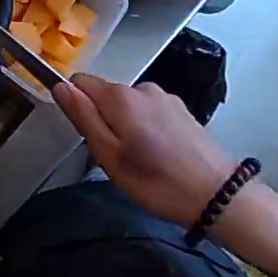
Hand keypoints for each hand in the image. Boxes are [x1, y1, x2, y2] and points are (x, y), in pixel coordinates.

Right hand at [52, 76, 238, 227]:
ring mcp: (165, 97)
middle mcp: (143, 87)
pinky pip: (149, 112)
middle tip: (114, 158)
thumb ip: (84, 117)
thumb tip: (60, 86)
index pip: (80, 82)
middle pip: (105, 96)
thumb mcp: (109, 155)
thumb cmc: (155, 181)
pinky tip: (159, 156)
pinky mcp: (182, 110)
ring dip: (125, 127)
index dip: (76, 106)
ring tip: (138, 161)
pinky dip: (146, 129)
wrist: (216, 194)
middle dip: (103, 121)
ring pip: (128, 106)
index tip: (88, 136)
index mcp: (120, 96)